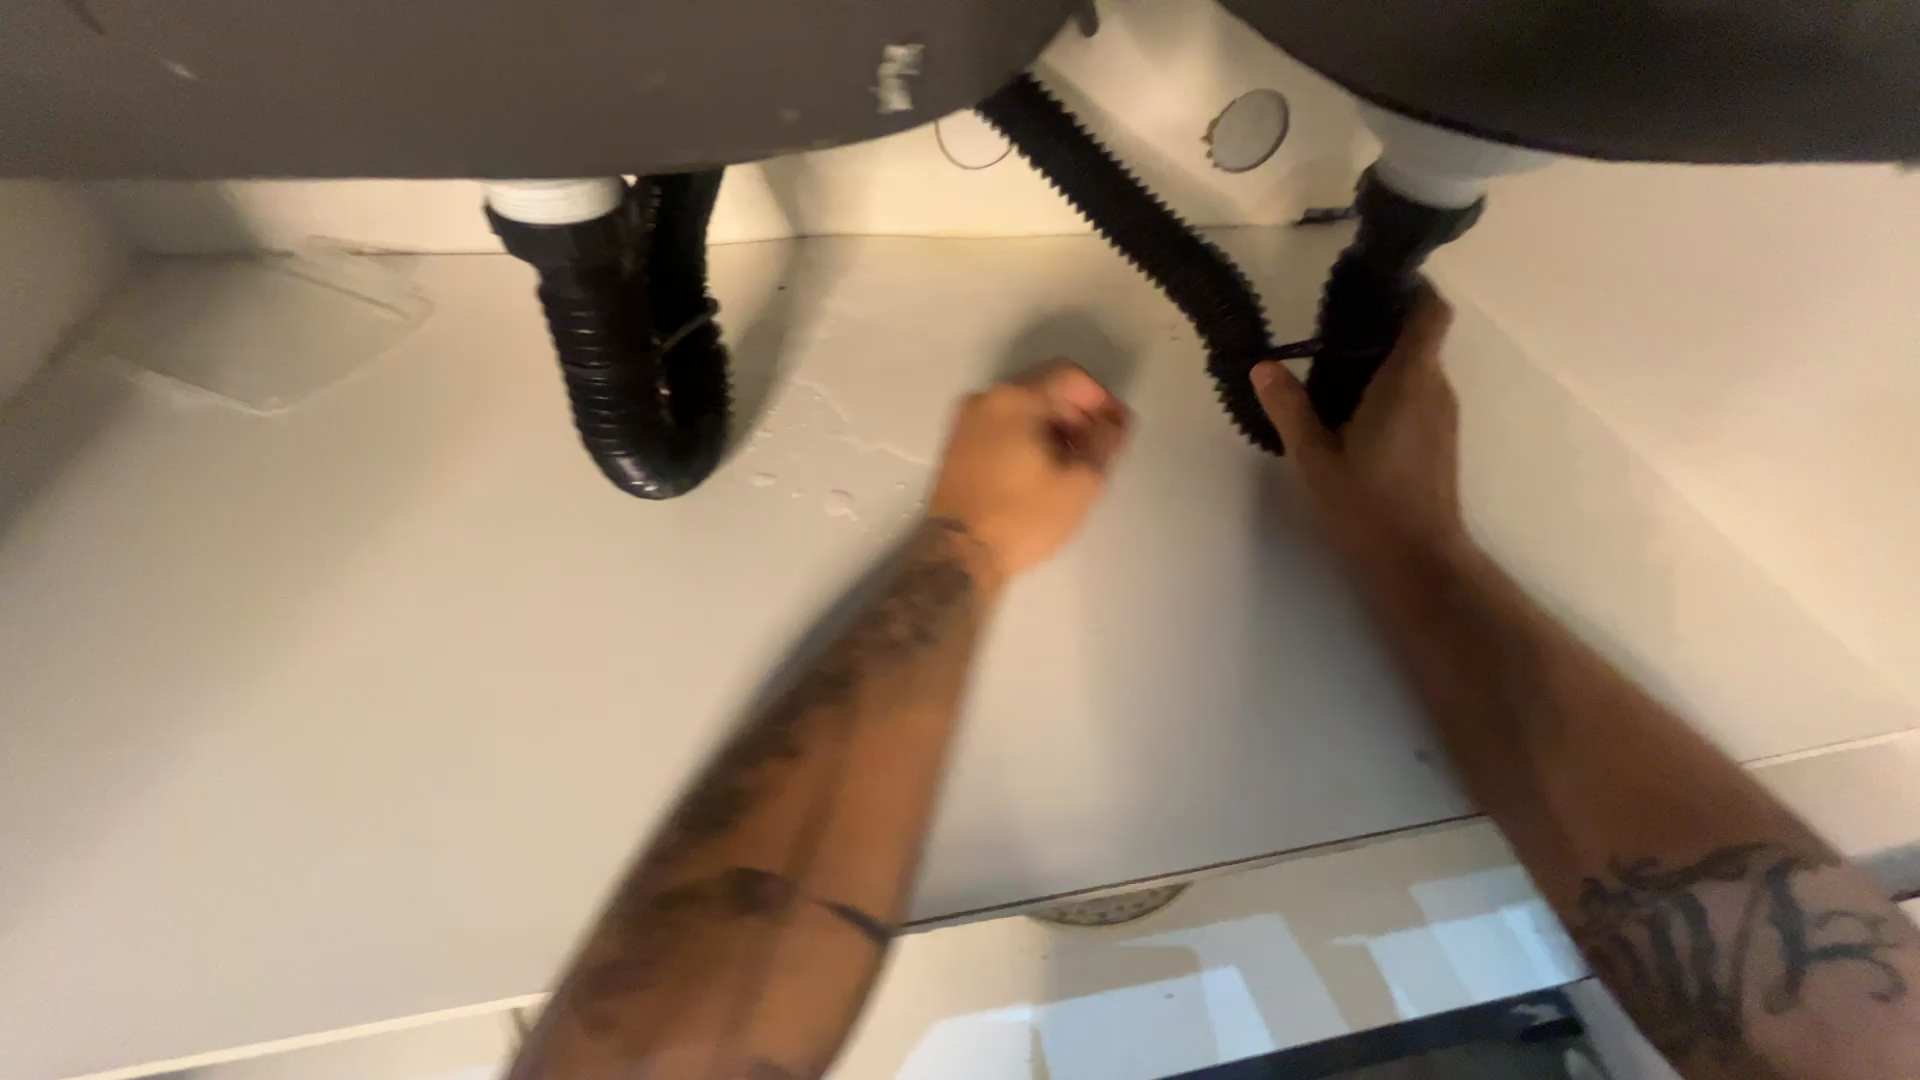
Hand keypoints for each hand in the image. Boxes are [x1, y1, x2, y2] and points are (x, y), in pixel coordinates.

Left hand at [927, 360, 1130, 581]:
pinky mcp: (956, 445)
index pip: (1071, 377)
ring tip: (1073, 462)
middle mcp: (984, 398)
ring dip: (1053, 426)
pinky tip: (1042, 468)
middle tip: (1099, 448)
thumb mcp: (1081, 482)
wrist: (958, 555)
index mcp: (1015, 398)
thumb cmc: (1022, 518)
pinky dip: (1027, 436)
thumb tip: (1113, 422)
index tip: (1117, 429)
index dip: (1102, 399)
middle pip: (1044, 388)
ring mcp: (965, 420)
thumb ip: (1106, 442)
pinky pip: (1001, 425)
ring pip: (1022, 408)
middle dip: (1078, 414)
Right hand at [1249, 286, 1463, 571]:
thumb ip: (1289, 407)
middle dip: (1377, 328)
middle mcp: (1434, 388)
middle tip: (1324, 337)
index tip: (1368, 288)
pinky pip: (1416, 394)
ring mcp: (1442, 415)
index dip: (1408, 289)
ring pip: (1416, 367)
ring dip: (1380, 362)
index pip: (1428, 312)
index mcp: (1406, 382)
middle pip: (1418, 337)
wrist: (1417, 558)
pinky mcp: (1439, 438)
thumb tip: (1264, 366)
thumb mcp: (1314, 456)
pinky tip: (1349, 417)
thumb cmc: (1366, 504)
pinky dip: (1388, 389)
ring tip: (1329, 379)